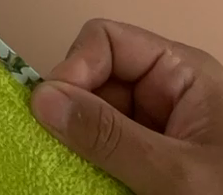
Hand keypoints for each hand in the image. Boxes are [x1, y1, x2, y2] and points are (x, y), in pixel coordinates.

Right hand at [30, 19, 222, 194]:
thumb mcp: (179, 174)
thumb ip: (110, 137)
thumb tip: (41, 98)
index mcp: (181, 73)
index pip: (107, 41)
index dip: (75, 66)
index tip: (53, 109)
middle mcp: (166, 93)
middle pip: (95, 80)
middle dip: (76, 112)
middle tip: (63, 151)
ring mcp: (159, 132)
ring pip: (95, 119)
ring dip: (81, 145)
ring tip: (77, 173)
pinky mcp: (153, 167)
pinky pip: (106, 152)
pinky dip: (91, 167)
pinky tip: (88, 183)